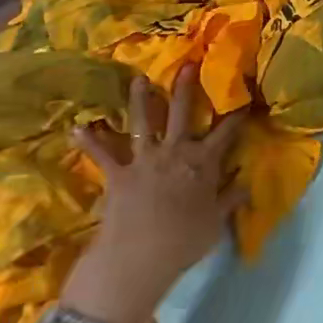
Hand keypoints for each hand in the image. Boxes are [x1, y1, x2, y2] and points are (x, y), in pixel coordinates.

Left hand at [60, 66, 245, 322]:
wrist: (139, 259)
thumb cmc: (184, 241)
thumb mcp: (216, 222)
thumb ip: (231, 198)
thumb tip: (247, 182)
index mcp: (203, 162)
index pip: (225, 132)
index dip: (236, 113)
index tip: (244, 96)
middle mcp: (175, 151)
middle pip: (182, 112)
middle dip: (186, 86)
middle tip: (188, 63)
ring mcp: (145, 159)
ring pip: (144, 121)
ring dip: (140, 99)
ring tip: (139, 79)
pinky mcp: (118, 173)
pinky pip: (101, 154)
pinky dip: (88, 141)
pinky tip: (76, 128)